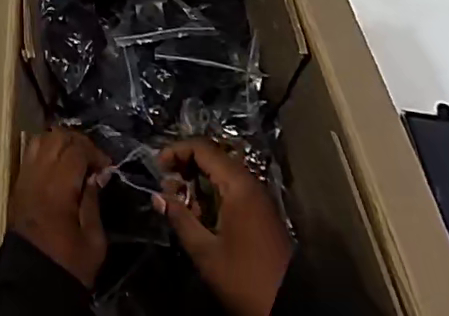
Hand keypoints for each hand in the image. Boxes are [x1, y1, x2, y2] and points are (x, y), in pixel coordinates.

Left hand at [9, 127, 111, 287]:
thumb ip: (94, 201)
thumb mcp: (93, 240)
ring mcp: (24, 176)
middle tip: (93, 159)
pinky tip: (59, 165)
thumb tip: (96, 175)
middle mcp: (38, 174)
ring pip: (41, 139)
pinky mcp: (18, 183)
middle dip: (79, 142)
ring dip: (60, 142)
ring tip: (76, 158)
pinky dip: (46, 149)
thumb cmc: (68, 264)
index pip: (76, 149)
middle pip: (57, 136)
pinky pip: (31, 152)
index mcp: (58, 186)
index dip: (95, 152)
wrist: (32, 282)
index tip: (107, 167)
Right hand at [154, 138, 292, 315]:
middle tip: (166, 186)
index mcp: (238, 185)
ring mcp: (258, 199)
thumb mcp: (206, 251)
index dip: (176, 151)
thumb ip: (180, 218)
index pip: (203, 148)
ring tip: (180, 203)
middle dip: (185, 167)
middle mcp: (250, 184)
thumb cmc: (245, 278)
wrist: (291, 309)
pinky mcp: (261, 214)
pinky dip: (212, 194)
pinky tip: (200, 216)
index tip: (157, 166)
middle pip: (213, 158)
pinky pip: (232, 190)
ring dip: (198, 183)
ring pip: (222, 175)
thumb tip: (158, 196)